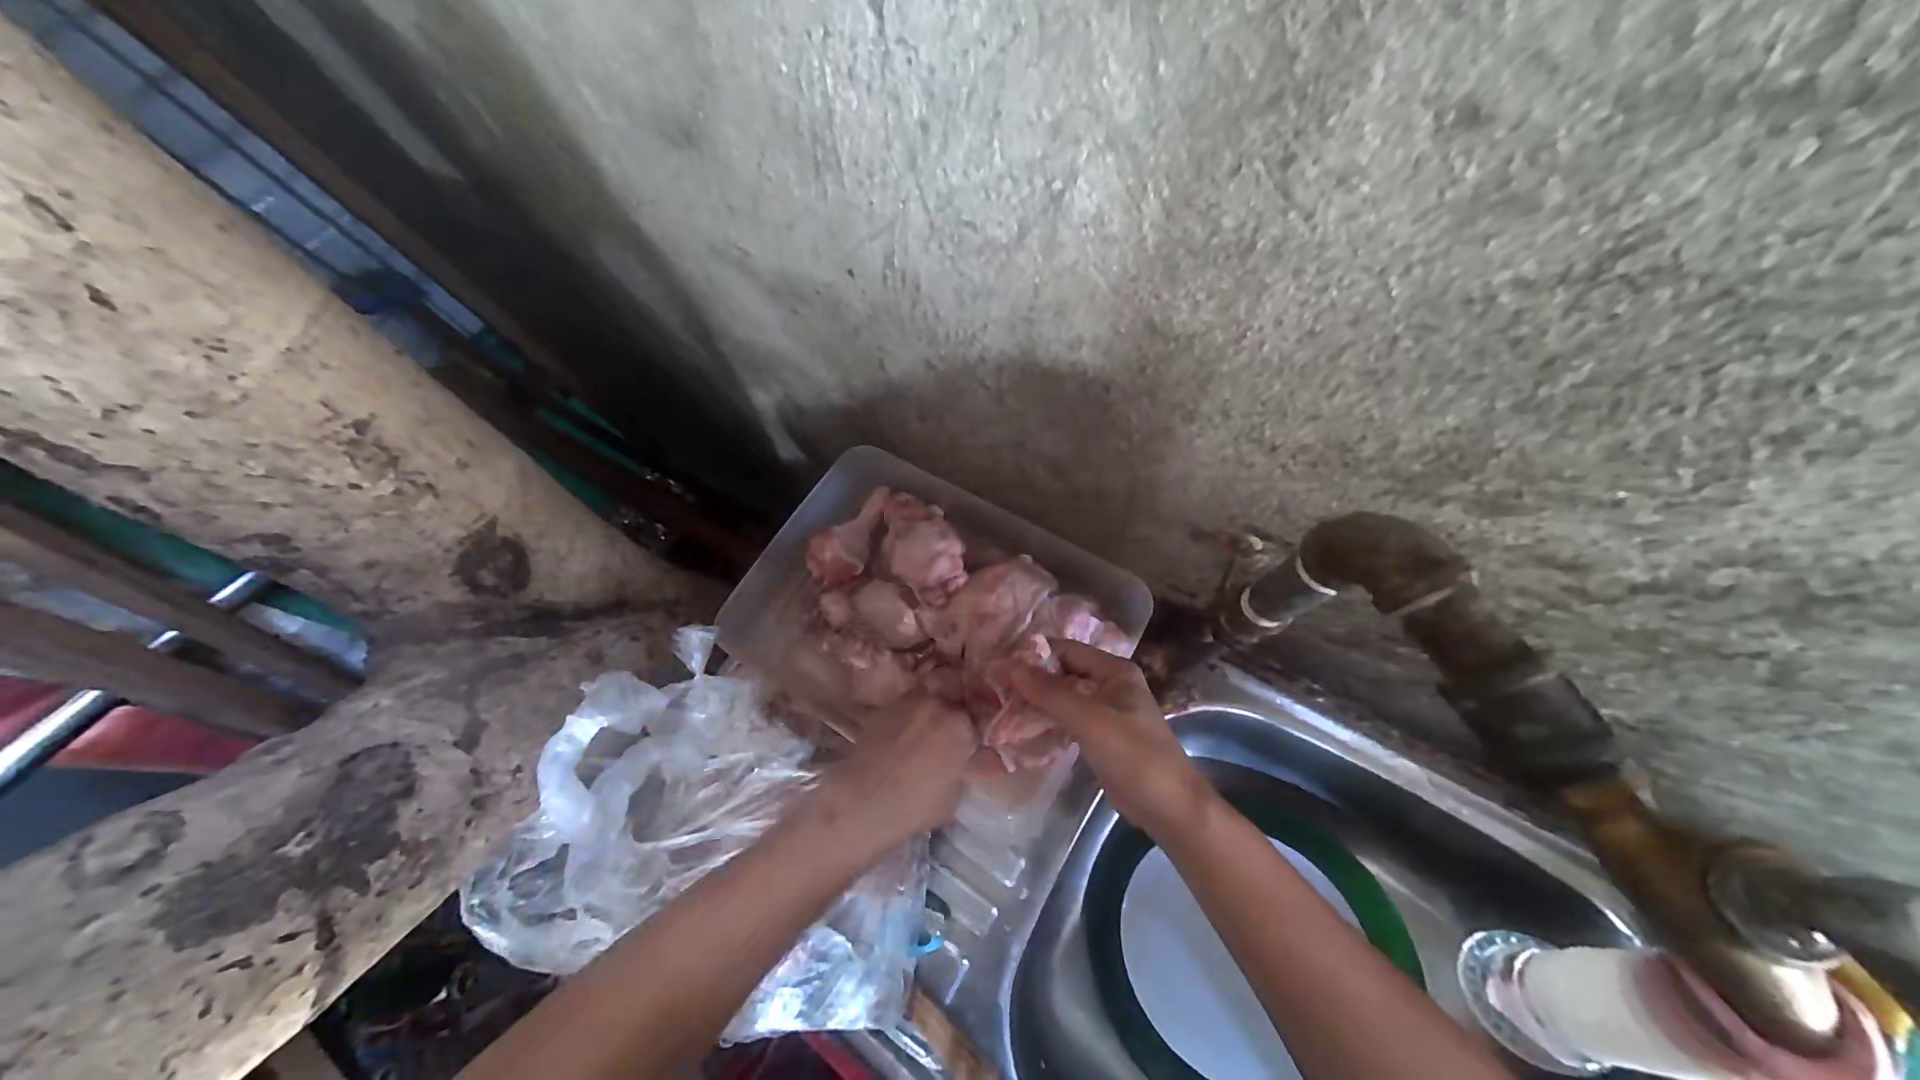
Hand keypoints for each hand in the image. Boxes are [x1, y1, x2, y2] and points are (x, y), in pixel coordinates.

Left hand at [808, 696, 982, 852]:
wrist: (862, 801)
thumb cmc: (915, 806)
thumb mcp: (954, 793)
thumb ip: (970, 769)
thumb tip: (988, 761)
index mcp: (961, 724)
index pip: (979, 719)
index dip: (976, 732)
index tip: (975, 743)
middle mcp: (937, 704)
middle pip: (955, 698)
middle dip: (957, 713)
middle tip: (953, 734)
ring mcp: (908, 702)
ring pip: (930, 695)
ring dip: (934, 708)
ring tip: (929, 730)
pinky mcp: (885, 707)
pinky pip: (908, 704)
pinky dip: (912, 714)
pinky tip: (907, 734)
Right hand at [1012, 639, 1216, 839]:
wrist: (1168, 806)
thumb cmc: (1134, 755)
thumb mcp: (1090, 720)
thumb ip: (1051, 693)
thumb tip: (1012, 668)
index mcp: (1114, 671)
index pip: (1067, 650)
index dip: (1035, 654)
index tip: (1001, 663)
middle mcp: (1109, 685)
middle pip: (1063, 673)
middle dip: (1032, 679)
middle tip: (994, 687)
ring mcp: (1104, 712)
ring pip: (1063, 698)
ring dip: (1036, 702)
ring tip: (1001, 706)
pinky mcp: (1099, 736)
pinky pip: (1066, 720)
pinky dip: (1046, 721)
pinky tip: (1020, 728)